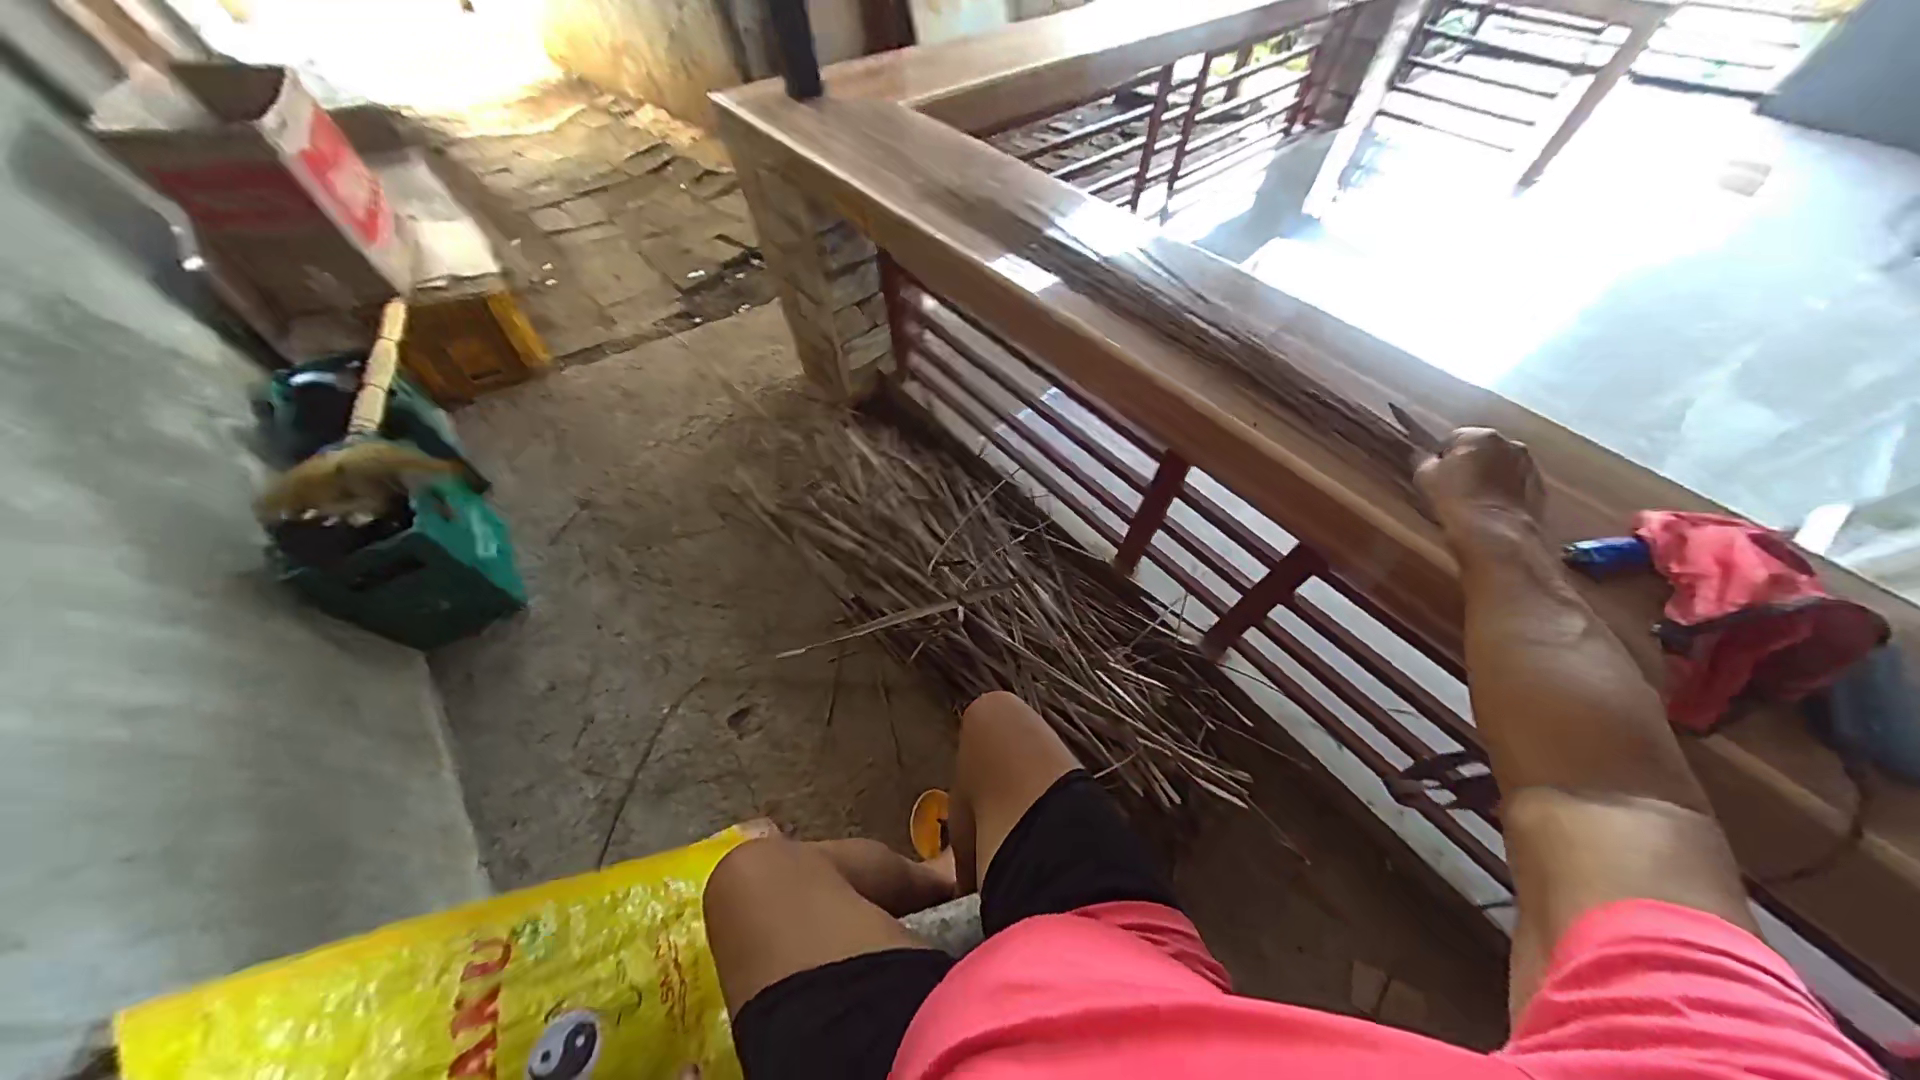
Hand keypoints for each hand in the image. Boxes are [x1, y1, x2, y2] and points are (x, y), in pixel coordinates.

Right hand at [1414, 427, 1544, 532]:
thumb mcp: (1424, 476)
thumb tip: (1433, 459)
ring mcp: (1529, 464)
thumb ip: (1428, 461)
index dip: (1442, 456)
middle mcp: (1510, 443)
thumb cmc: (1455, 499)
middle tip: (1455, 486)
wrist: (1496, 533)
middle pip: (1482, 450)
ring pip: (1501, 465)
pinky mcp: (1540, 486)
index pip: (1453, 438)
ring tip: (1475, 499)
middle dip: (1470, 463)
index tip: (1437, 475)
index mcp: (1479, 436)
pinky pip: (1515, 483)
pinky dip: (1504, 490)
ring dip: (1489, 476)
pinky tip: (1492, 508)